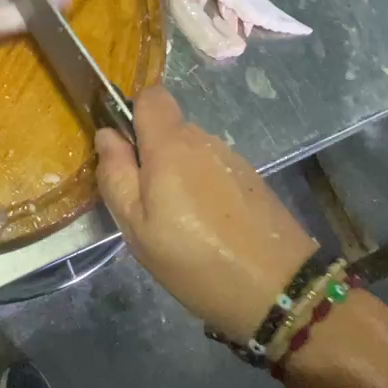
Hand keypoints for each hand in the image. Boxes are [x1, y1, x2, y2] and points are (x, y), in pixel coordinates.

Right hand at [95, 85, 317, 343]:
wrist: (281, 292)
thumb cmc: (196, 261)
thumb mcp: (138, 228)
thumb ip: (116, 176)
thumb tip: (107, 135)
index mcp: (170, 144)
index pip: (151, 96)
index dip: (134, 114)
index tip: (127, 152)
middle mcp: (203, 140)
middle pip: (170, 129)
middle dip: (154, 155)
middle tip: (149, 204)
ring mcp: (232, 159)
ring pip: (192, 152)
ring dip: (180, 175)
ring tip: (182, 224)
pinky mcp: (252, 180)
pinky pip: (214, 170)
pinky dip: (205, 190)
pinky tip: (211, 229)